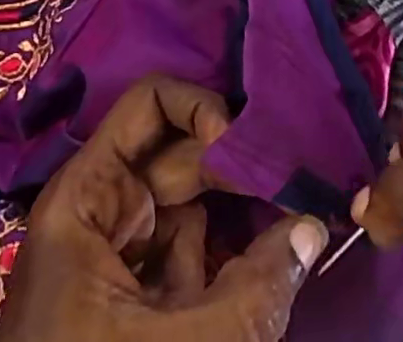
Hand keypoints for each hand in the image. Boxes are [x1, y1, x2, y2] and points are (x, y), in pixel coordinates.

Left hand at [0, 76, 329, 341]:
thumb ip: (257, 287)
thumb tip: (312, 229)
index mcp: (90, 196)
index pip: (148, 107)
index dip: (199, 108)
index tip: (247, 147)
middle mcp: (104, 209)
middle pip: (178, 154)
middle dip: (238, 161)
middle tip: (300, 172)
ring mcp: (124, 253)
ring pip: (191, 205)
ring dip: (243, 205)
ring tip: (300, 199)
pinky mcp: (141, 296)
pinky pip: (192, 251)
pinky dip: (233, 251)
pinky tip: (280, 247)